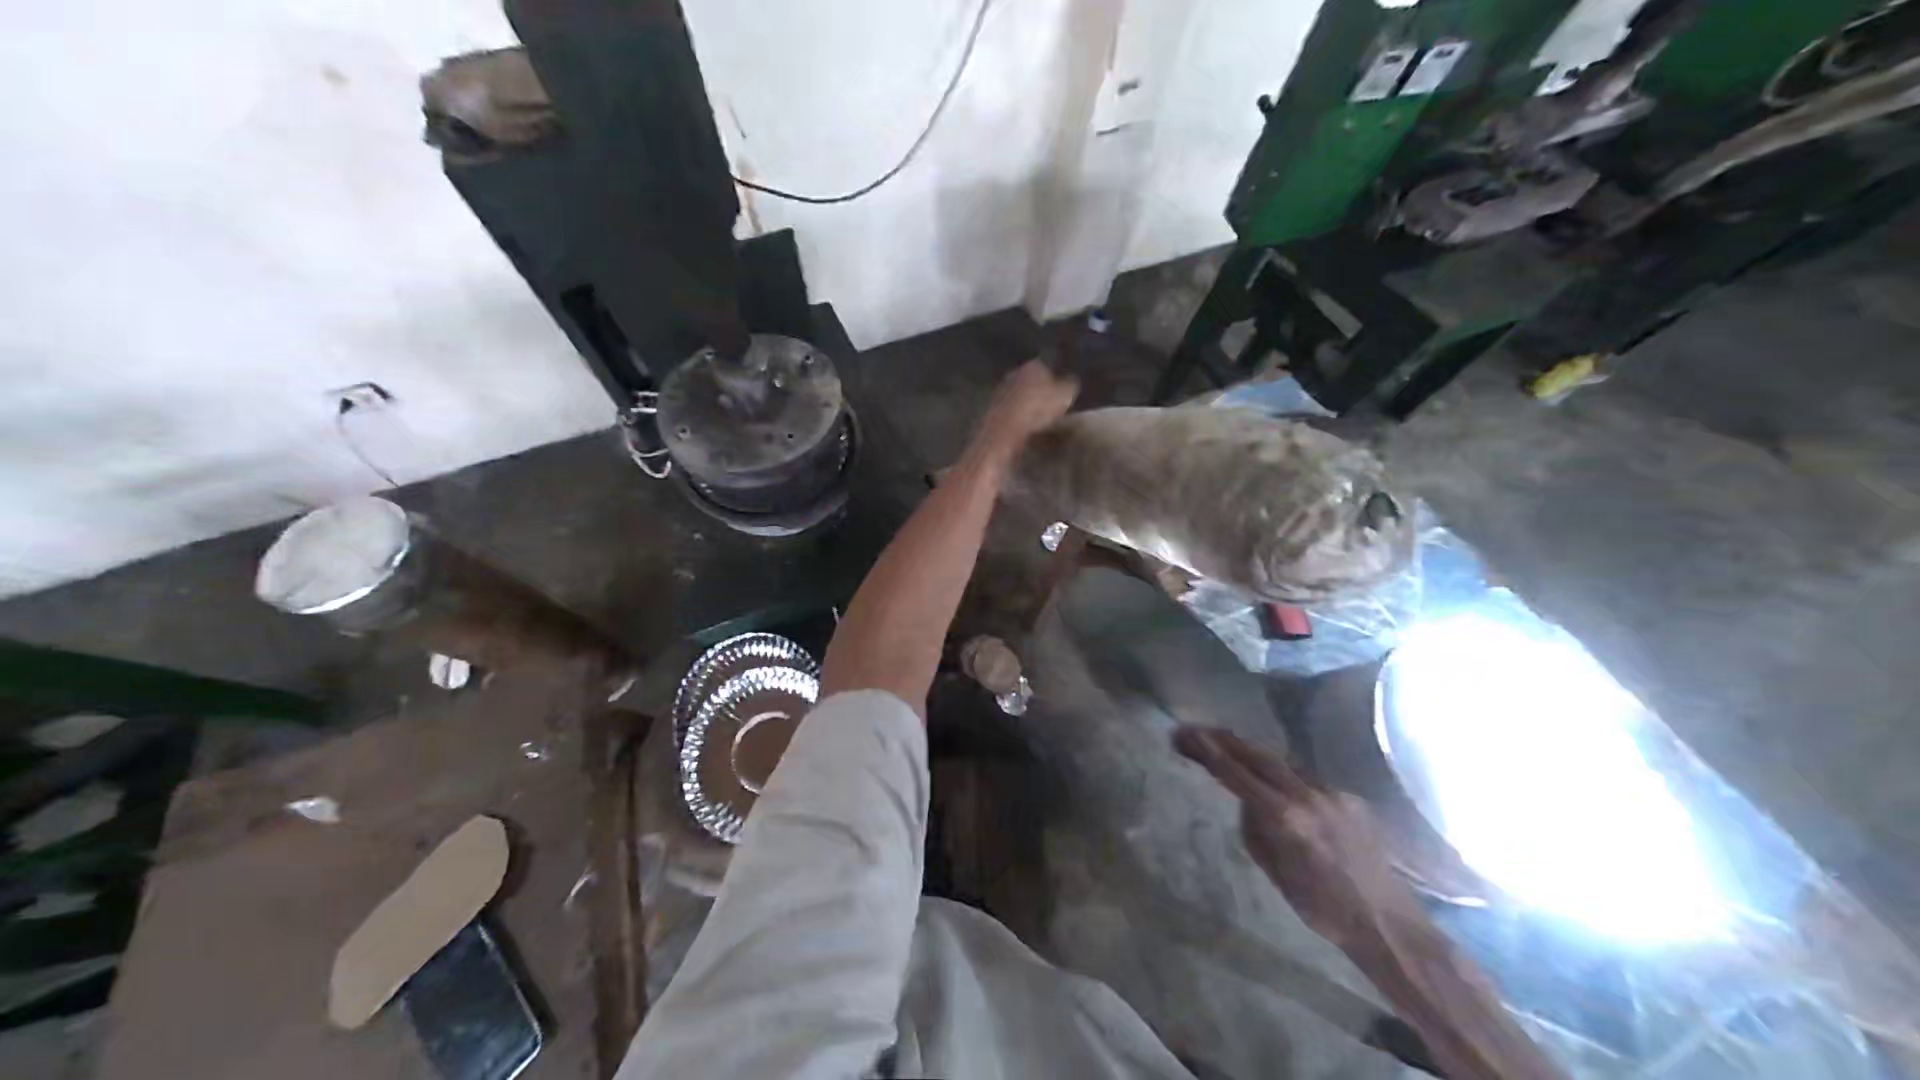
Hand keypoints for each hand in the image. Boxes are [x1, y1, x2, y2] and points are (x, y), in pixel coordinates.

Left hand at [972, 359, 1077, 457]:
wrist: (1006, 428)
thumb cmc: (1039, 407)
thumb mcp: (1066, 395)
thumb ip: (1070, 385)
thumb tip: (1070, 382)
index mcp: (1033, 365)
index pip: (1047, 367)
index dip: (1056, 381)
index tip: (1061, 394)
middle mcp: (1015, 372)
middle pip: (1031, 381)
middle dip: (1040, 392)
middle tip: (1051, 407)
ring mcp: (1001, 390)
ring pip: (1020, 396)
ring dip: (1027, 405)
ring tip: (1039, 420)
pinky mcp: (992, 408)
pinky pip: (1011, 411)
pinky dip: (1017, 417)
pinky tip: (1024, 428)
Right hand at [1175, 727, 1420, 952]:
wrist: (1387, 924)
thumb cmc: (1322, 908)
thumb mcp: (1274, 872)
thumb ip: (1256, 829)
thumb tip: (1246, 801)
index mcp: (1285, 818)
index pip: (1236, 774)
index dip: (1207, 752)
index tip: (1184, 735)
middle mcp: (1309, 796)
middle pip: (1259, 755)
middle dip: (1225, 740)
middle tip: (1198, 730)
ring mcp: (1333, 793)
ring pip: (1285, 764)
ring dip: (1255, 755)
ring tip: (1231, 749)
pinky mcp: (1351, 798)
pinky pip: (1309, 779)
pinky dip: (1287, 777)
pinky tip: (1280, 786)